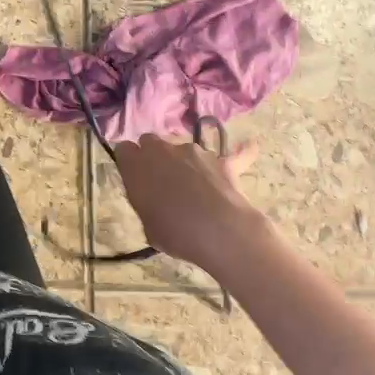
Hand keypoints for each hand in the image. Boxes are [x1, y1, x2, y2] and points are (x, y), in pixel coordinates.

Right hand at [113, 135, 267, 274]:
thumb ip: (146, 204)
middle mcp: (160, 149)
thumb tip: (153, 201)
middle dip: (154, 156)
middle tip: (161, 181)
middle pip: (151, 142)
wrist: (219, 231)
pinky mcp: (220, 161)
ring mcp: (192, 151)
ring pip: (183, 149)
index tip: (135, 179)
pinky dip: (242, 152)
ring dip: (185, 162)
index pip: (123, 150)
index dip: (129, 162)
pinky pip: (233, 154)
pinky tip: (251, 146)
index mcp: (135, 164)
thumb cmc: (175, 232)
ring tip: (196, 188)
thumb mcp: (148, 226)